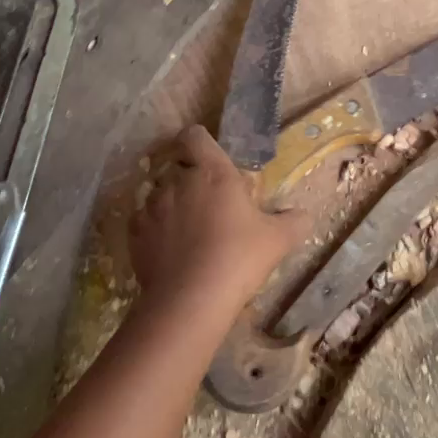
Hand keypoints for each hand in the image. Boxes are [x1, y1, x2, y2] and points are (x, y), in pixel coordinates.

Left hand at [130, 125, 309, 310]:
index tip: (210, 158)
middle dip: (191, 181)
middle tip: (210, 206)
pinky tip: (169, 251)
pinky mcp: (135, 234)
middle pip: (179, 168)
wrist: (190, 300)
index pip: (195, 136)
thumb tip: (303, 215)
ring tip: (188, 232)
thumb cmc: (239, 258)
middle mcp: (179, 181)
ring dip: (172, 206)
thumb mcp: (279, 239)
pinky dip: (155, 230)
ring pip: (160, 195)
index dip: (199, 142)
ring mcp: (153, 207)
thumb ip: (294, 221)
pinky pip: (144, 222)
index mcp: (213, 172)